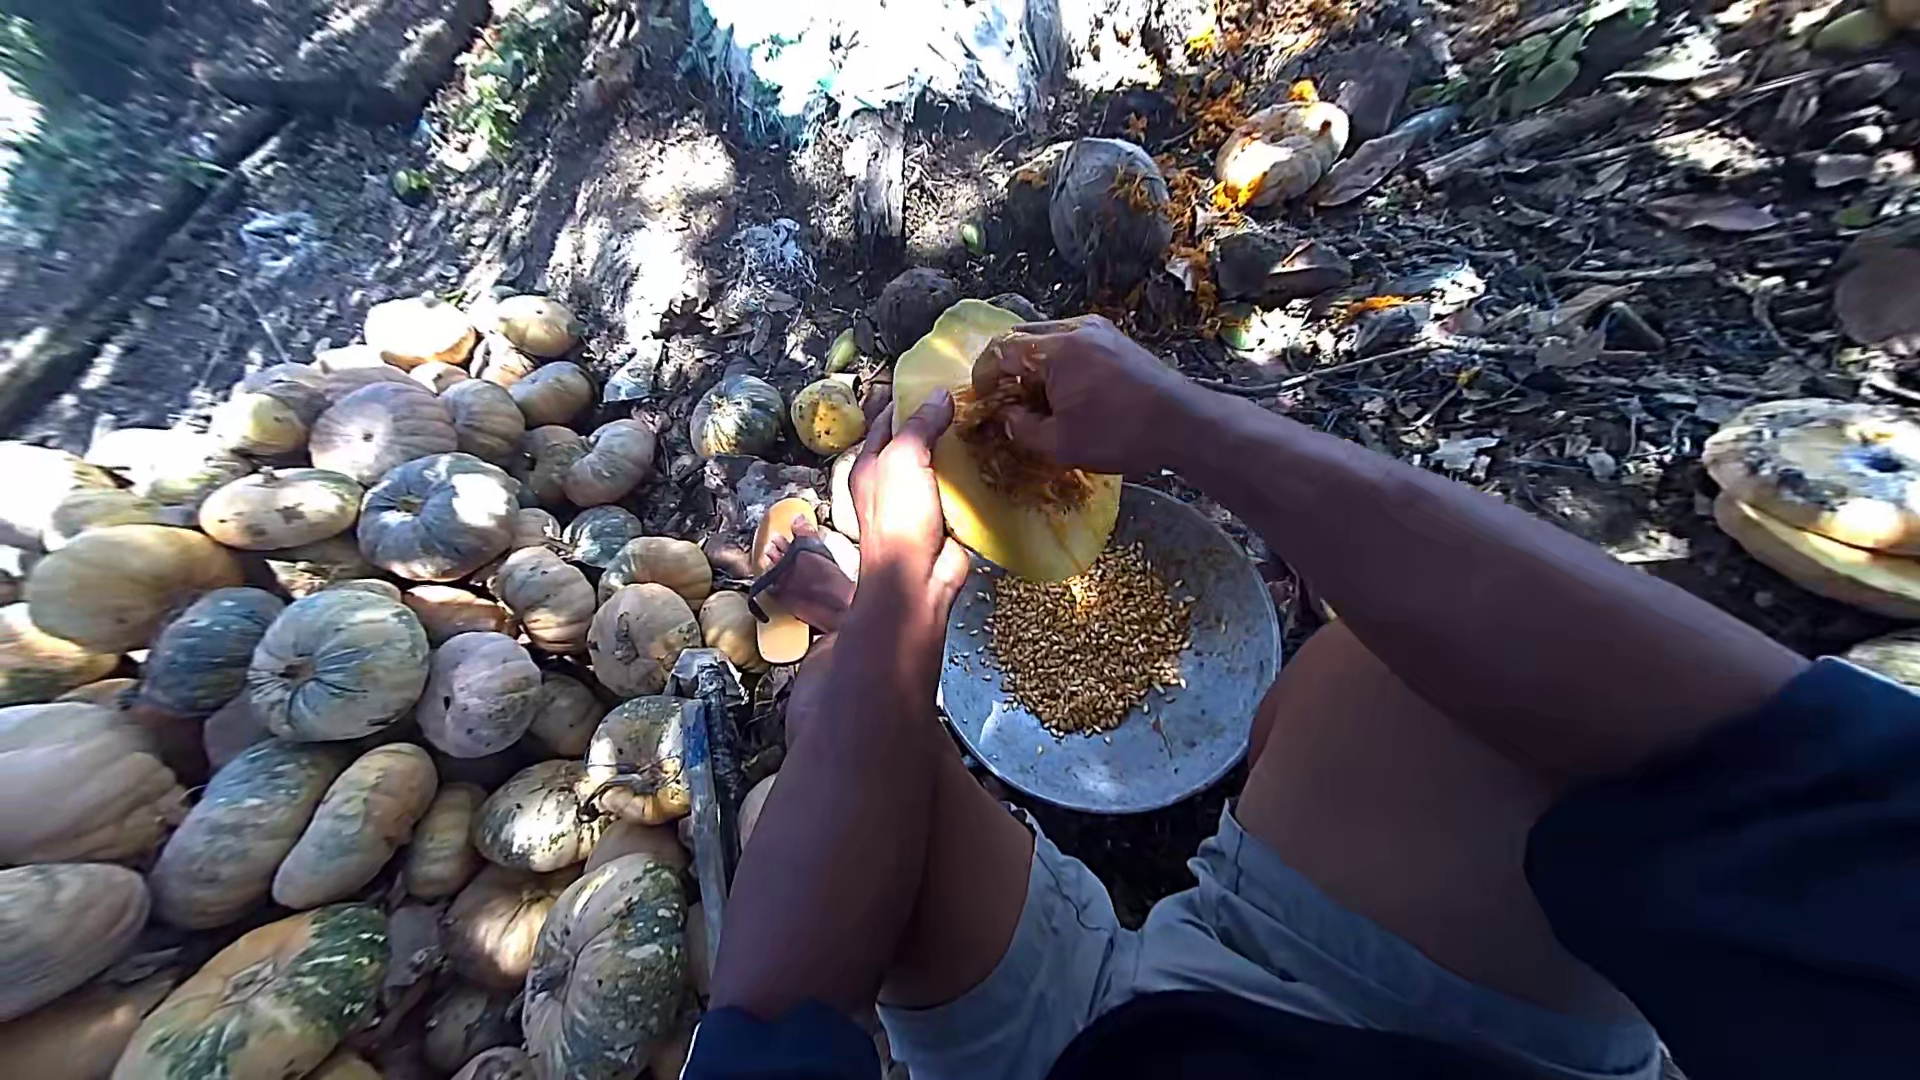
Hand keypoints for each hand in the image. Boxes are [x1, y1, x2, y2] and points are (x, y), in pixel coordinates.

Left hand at [847, 389, 972, 621]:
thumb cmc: (899, 518)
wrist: (917, 579)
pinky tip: (995, 455)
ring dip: (961, 447)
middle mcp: (893, 480)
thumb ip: (920, 425)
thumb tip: (941, 395)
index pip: (887, 422)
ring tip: (988, 419)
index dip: (907, 400)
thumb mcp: (902, 460)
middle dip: (940, 422)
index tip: (935, 380)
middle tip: (971, 397)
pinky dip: (976, 475)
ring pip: (942, 465)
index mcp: (871, 464)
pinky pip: (962, 489)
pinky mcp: (946, 517)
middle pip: (917, 442)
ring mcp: (920, 500)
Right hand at [973, 315, 1201, 474]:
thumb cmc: (1119, 434)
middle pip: (1021, 337)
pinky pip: (1070, 342)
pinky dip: (1054, 362)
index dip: (983, 374)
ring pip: (1046, 337)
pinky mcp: (1114, 339)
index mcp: (1057, 349)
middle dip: (1005, 367)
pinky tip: (1062, 391)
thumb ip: (1021, 428)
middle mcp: (1076, 328)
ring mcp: (1099, 330)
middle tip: (1003, 399)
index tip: (982, 399)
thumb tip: (1005, 417)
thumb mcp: (1059, 443)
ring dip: (1031, 364)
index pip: (1001, 349)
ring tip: (1033, 398)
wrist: (1183, 424)